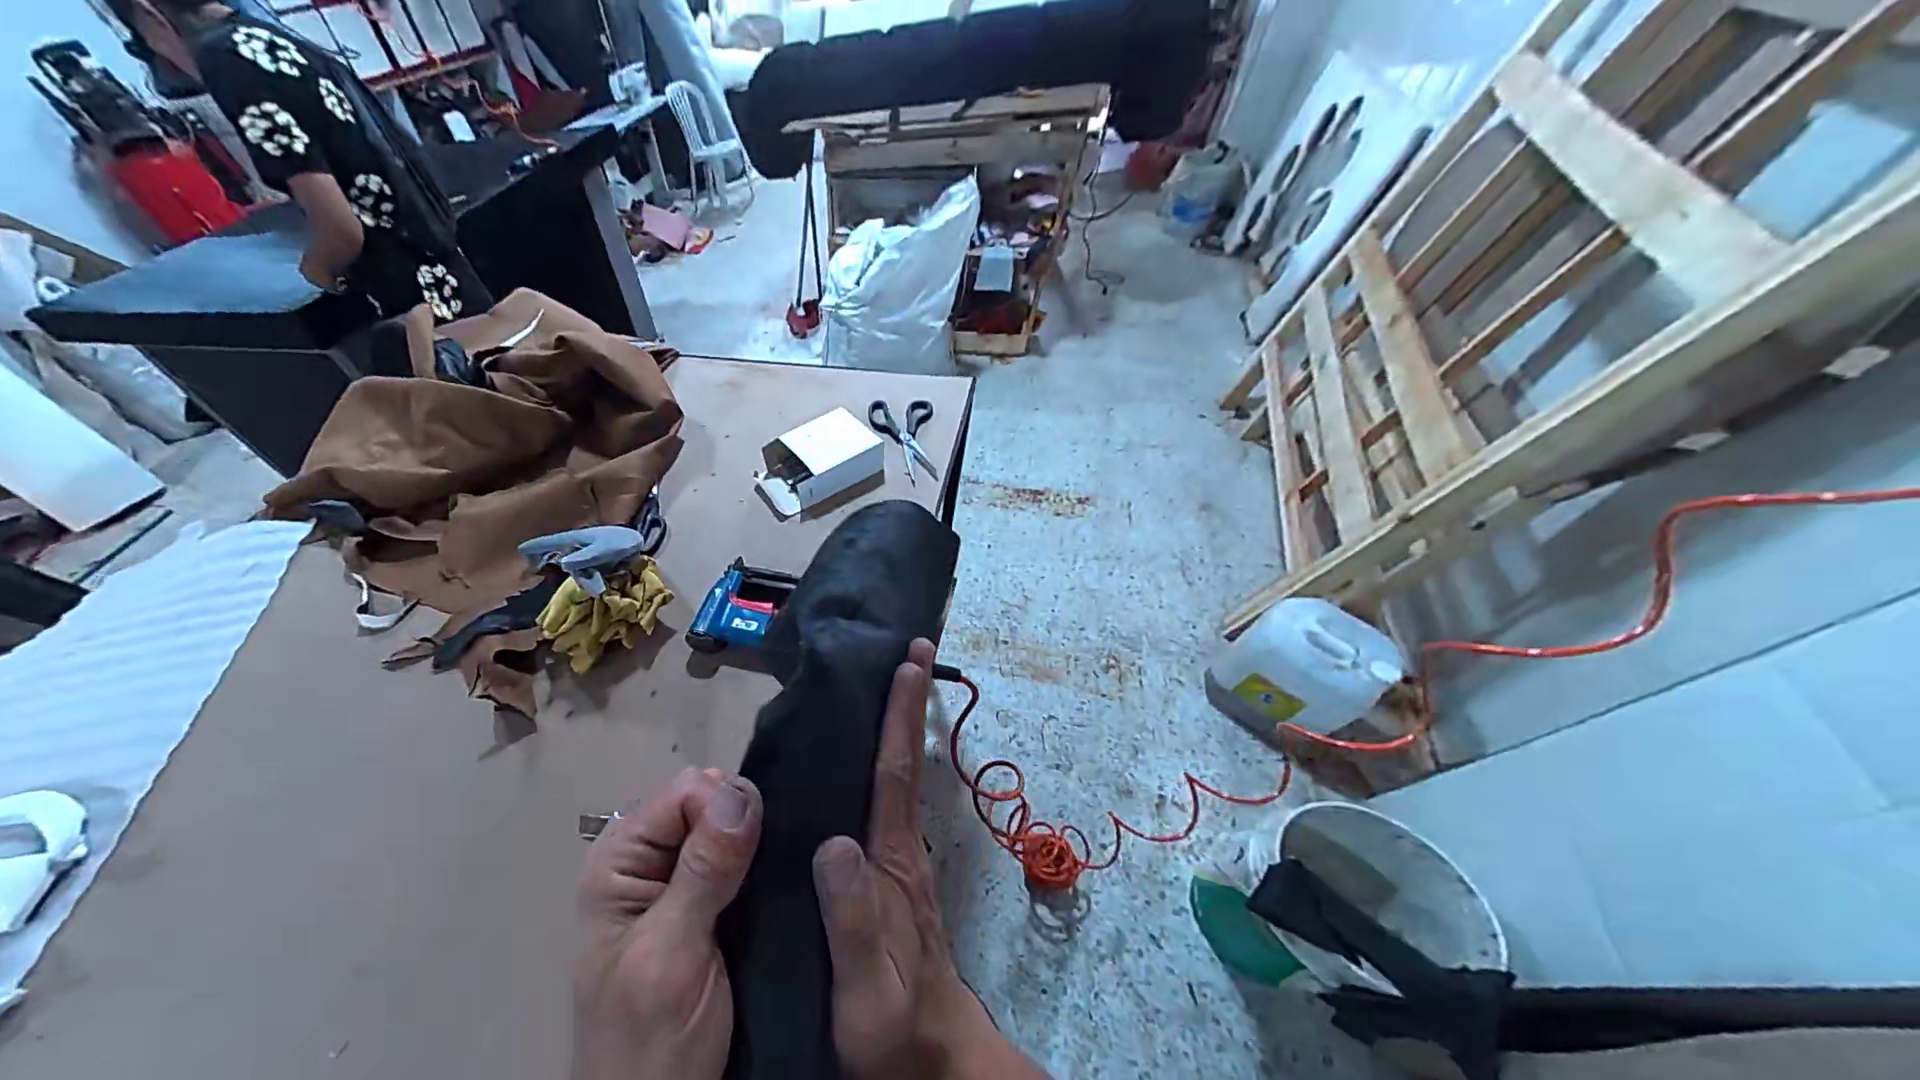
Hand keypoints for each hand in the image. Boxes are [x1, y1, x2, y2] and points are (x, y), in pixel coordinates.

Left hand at [573, 767, 762, 1079]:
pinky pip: (752, 860)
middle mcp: (652, 862)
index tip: (756, 844)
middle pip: (712, 802)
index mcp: (621, 863)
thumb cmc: (650, 1045)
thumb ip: (703, 873)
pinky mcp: (720, 905)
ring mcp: (686, 885)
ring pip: (737, 829)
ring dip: (766, 840)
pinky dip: (773, 861)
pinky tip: (792, 873)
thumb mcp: (672, 956)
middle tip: (779, 858)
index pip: (684, 792)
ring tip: (795, 861)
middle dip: (749, 819)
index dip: (724, 806)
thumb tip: (739, 791)